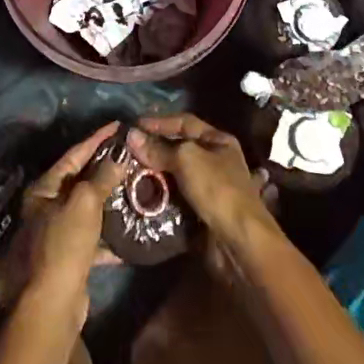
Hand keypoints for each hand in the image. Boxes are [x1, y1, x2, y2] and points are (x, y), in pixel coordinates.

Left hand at [0, 122, 127, 309]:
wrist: (52, 302)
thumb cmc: (65, 242)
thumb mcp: (85, 202)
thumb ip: (103, 176)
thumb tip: (120, 155)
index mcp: (44, 189)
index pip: (74, 154)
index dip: (97, 138)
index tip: (118, 125)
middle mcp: (47, 208)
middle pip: (80, 180)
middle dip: (105, 168)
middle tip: (130, 155)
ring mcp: (57, 233)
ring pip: (88, 208)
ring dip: (110, 199)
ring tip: (135, 186)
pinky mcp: (69, 257)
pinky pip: (93, 237)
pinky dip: (109, 233)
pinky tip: (130, 229)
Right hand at [129, 115, 274, 239]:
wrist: (238, 241)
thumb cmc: (217, 190)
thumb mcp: (188, 160)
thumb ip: (160, 149)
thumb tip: (132, 135)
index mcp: (218, 141)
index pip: (184, 123)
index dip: (159, 122)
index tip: (133, 126)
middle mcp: (215, 160)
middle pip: (179, 149)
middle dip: (153, 150)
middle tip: (125, 152)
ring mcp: (208, 188)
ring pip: (175, 176)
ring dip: (153, 176)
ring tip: (127, 174)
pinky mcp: (200, 212)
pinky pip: (175, 199)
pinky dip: (159, 198)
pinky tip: (139, 197)